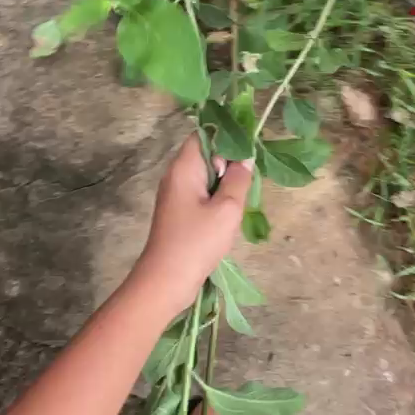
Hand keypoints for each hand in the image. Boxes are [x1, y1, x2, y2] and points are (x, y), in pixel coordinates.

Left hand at [128, 141, 253, 311]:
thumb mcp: (227, 209)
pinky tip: (227, 215)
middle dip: (229, 163)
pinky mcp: (178, 211)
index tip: (249, 151)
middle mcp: (176, 175)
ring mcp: (175, 194)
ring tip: (239, 200)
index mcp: (184, 167)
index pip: (203, 134)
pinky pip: (201, 193)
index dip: (227, 137)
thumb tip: (245, 158)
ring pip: (205, 175)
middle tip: (247, 180)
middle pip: (205, 154)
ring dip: (224, 183)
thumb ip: (238, 179)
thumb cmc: (196, 242)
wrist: (166, 280)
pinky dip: (216, 198)